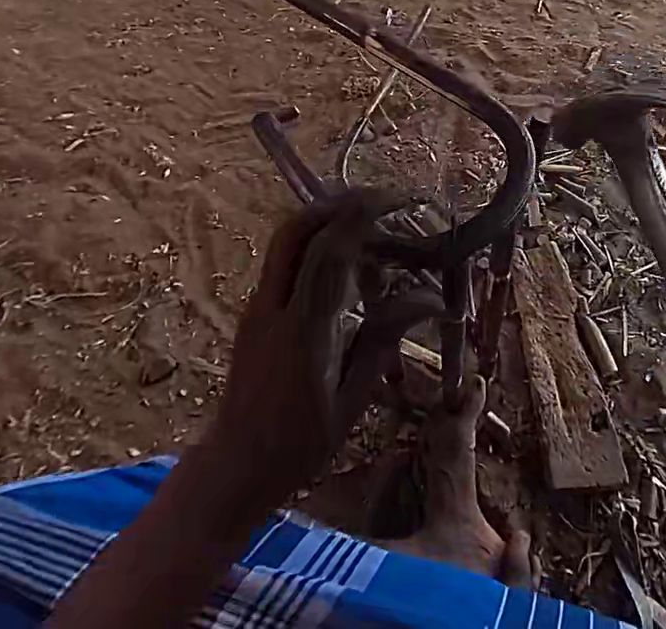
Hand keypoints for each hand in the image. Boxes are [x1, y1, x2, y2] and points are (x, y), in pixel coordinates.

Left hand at [196, 192, 443, 517]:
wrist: (236, 464)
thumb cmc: (300, 445)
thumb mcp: (351, 399)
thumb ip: (382, 341)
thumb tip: (429, 299)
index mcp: (302, 331)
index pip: (327, 254)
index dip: (359, 218)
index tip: (395, 202)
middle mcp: (273, 306)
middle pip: (294, 230)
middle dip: (336, 204)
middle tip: (379, 202)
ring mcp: (258, 305)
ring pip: (284, 241)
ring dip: (323, 219)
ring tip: (367, 221)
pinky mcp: (255, 310)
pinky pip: (284, 261)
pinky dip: (314, 243)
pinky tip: (344, 258)